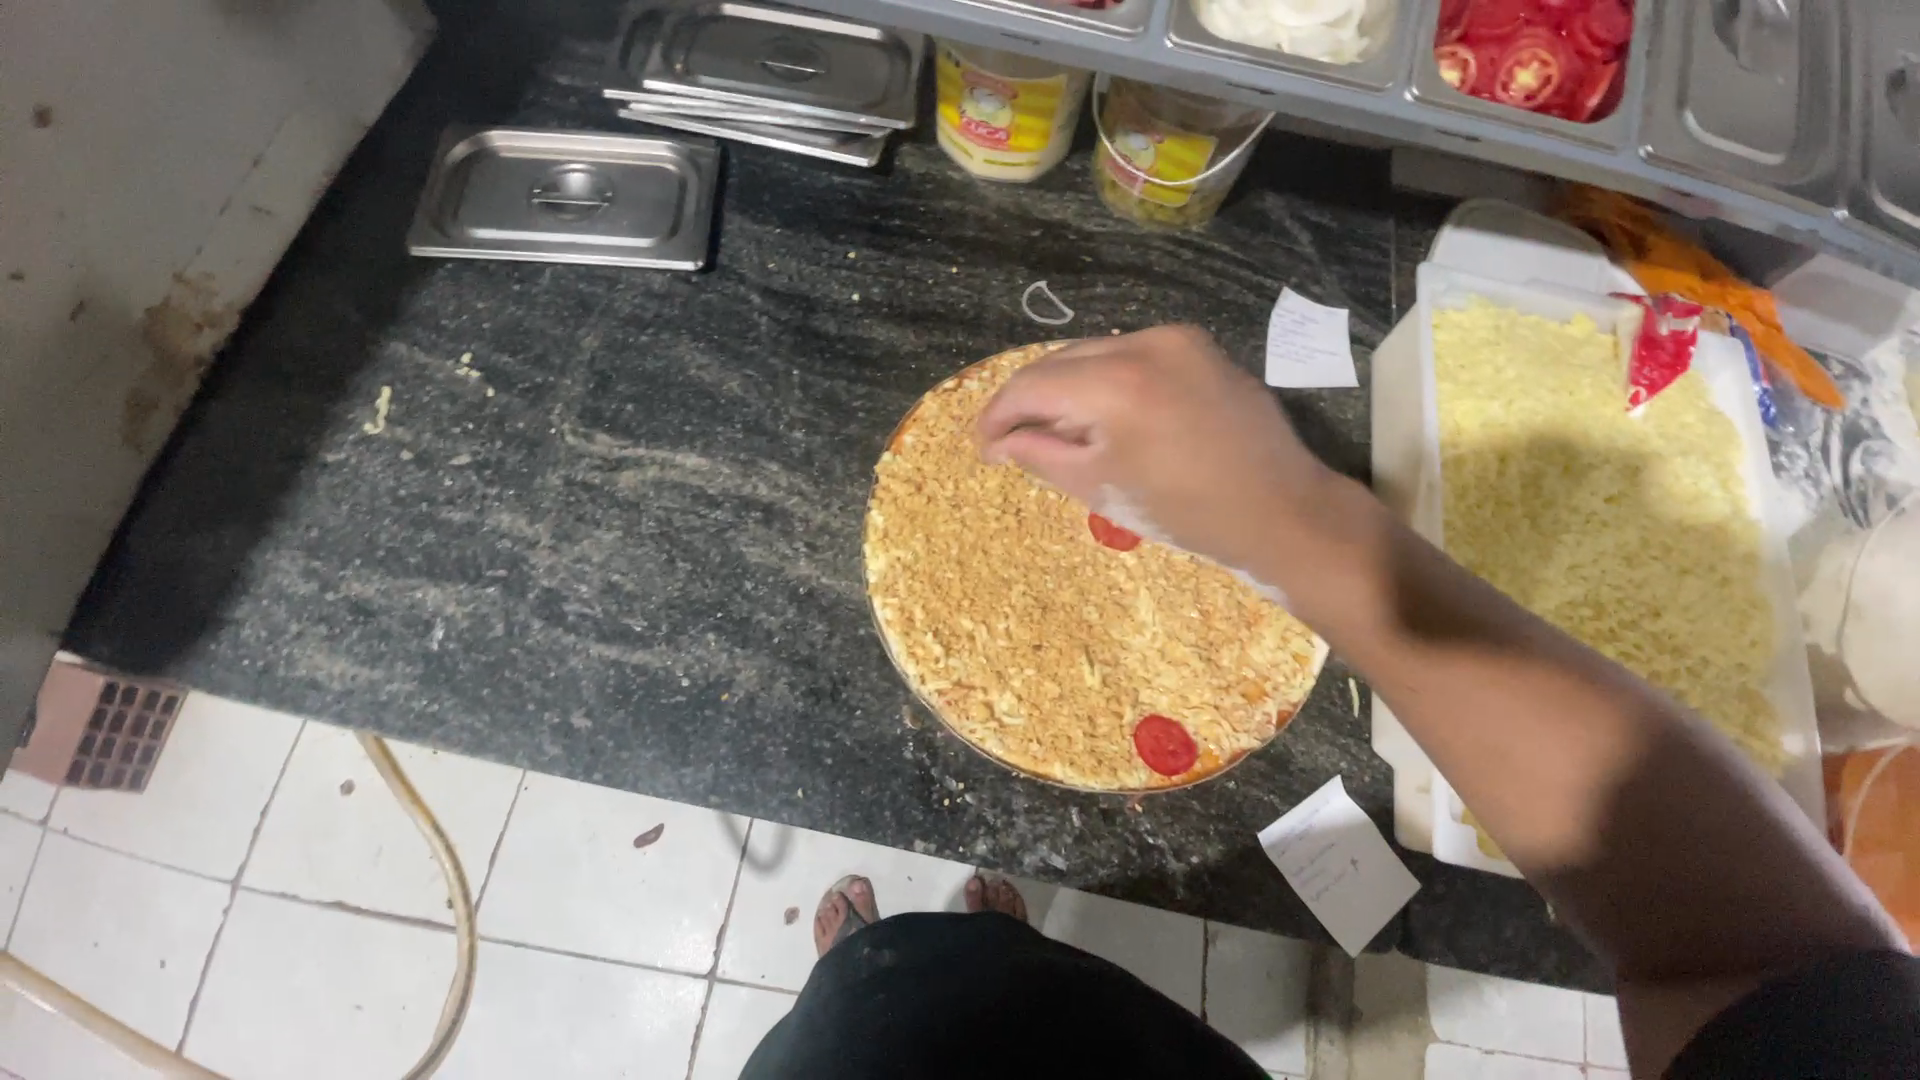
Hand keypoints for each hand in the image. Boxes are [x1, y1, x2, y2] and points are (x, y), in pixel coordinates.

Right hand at [975, 325, 1334, 576]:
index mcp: (1115, 384)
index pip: (1031, 385)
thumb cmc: (1185, 512)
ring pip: (1093, 355)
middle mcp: (1143, 343)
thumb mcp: (1098, 488)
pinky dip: (1104, 382)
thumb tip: (999, 443)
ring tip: (1056, 434)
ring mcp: (1176, 338)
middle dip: (1028, 401)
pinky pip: (1129, 355)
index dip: (997, 415)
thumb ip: (1038, 455)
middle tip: (1011, 443)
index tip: (983, 447)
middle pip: (1058, 362)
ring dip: (1065, 389)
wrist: (1279, 510)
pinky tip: (1102, 417)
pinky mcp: (1198, 346)